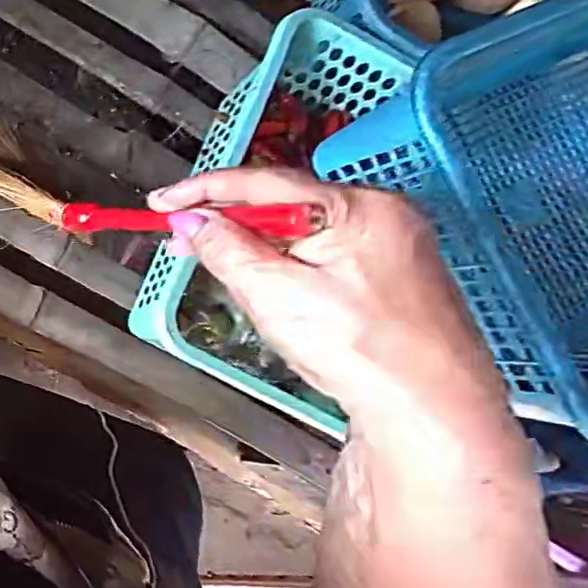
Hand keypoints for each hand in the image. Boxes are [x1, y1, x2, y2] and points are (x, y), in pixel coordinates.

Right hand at [149, 168, 508, 425]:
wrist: (427, 403)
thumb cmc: (359, 347)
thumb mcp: (272, 291)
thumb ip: (225, 248)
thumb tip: (191, 221)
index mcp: (359, 209)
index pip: (262, 183)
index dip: (202, 190)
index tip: (161, 201)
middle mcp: (381, 214)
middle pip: (281, 202)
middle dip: (222, 217)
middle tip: (174, 233)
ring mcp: (387, 242)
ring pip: (295, 227)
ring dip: (244, 239)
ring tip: (204, 255)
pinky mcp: (384, 270)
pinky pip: (314, 248)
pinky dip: (273, 255)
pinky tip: (251, 272)